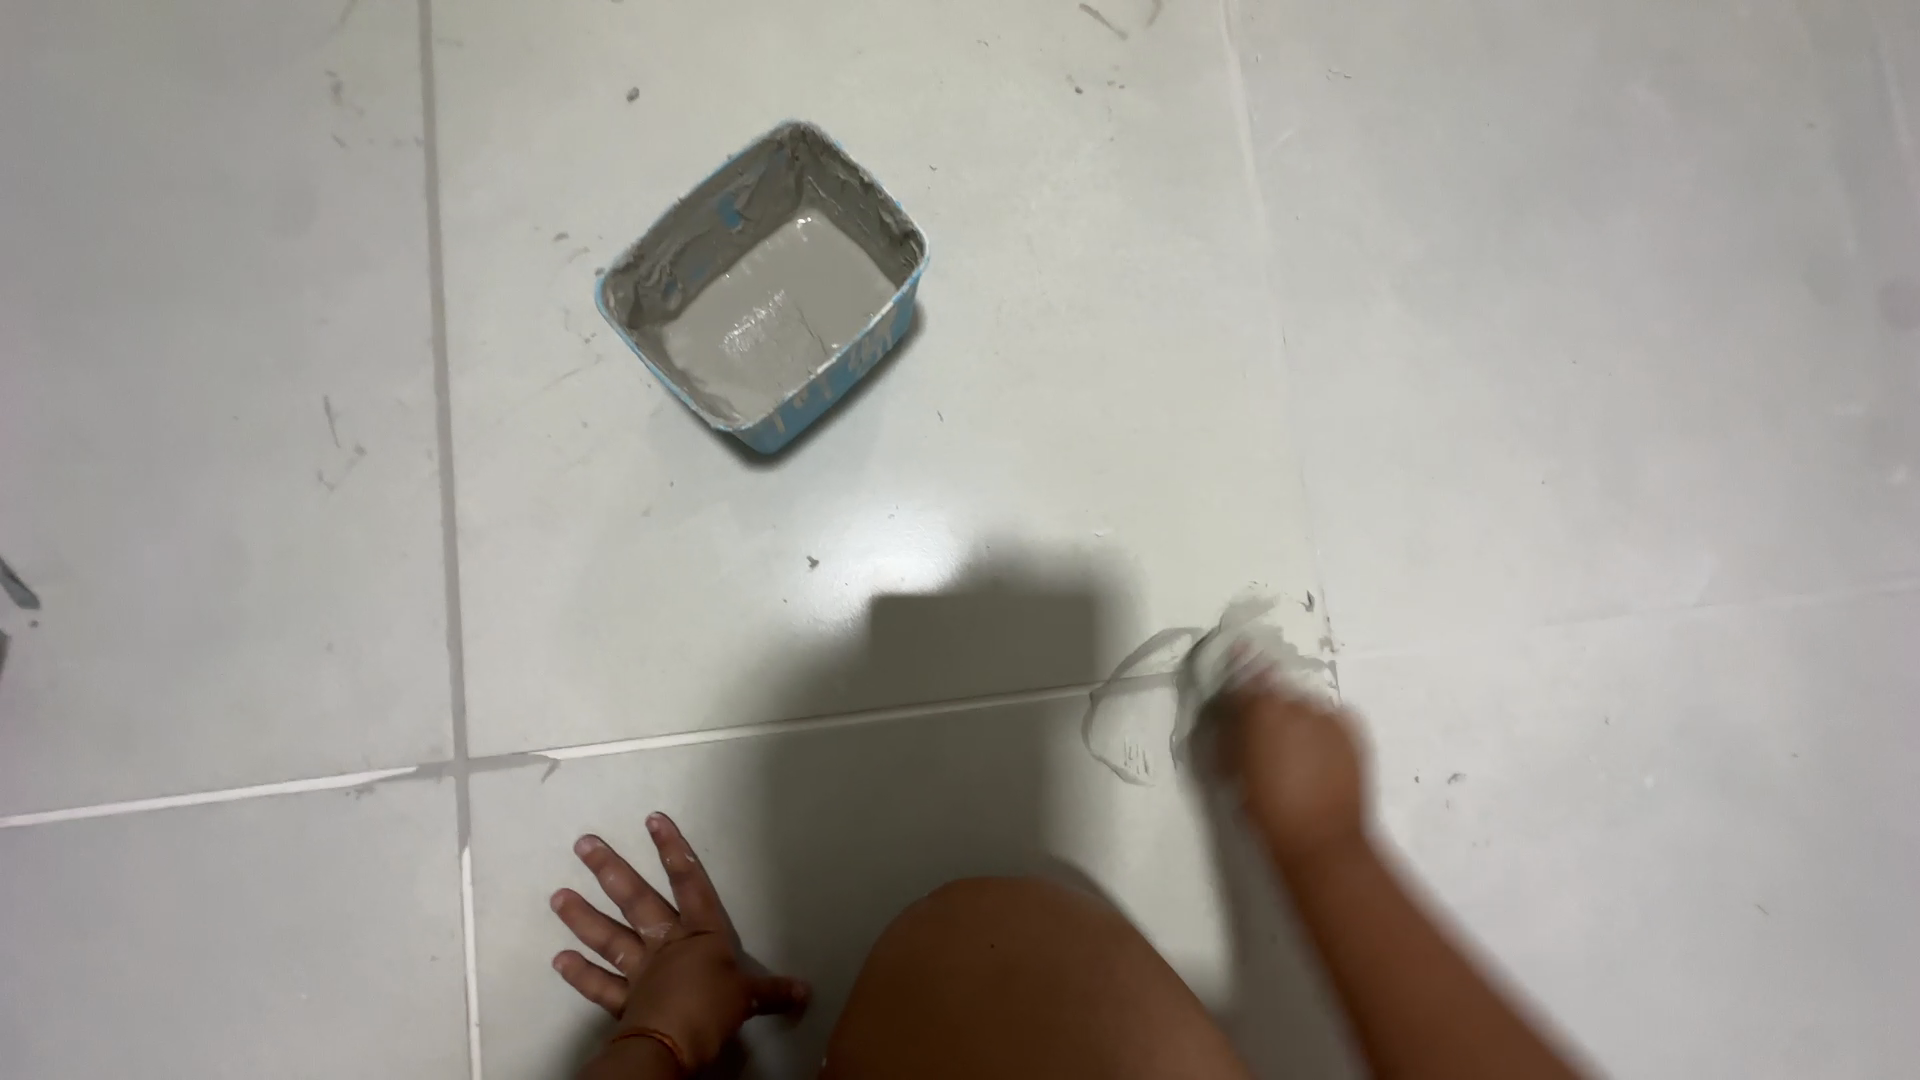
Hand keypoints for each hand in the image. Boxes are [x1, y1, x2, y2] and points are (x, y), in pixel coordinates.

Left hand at [550, 813, 809, 1071]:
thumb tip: (806, 990)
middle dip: (611, 870)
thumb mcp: (749, 997)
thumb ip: (773, 991)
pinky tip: (558, 958)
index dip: (673, 849)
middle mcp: (665, 943)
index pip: (689, 881)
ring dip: (582, 916)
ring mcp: (639, 970)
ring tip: (557, 895)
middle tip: (584, 843)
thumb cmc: (712, 1009)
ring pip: (609, 936)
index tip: (653, 819)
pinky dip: (579, 973)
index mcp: (700, 933)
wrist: (671, 1047)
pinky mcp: (622, 1002)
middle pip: (636, 900)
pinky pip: (599, 985)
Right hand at [1213, 679, 1368, 869]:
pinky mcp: (1355, 730)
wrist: (1323, 841)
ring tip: (1294, 746)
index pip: (1245, 672)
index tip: (1235, 655)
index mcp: (1261, 707)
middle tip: (1263, 730)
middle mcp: (1297, 701)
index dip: (1238, 665)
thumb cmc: (1266, 806)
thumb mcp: (1233, 766)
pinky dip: (1322, 726)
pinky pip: (1332, 718)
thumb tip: (1228, 710)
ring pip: (1306, 704)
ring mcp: (1330, 714)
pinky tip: (1317, 750)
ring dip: (1297, 715)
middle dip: (1269, 702)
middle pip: (1277, 689)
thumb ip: (1229, 729)